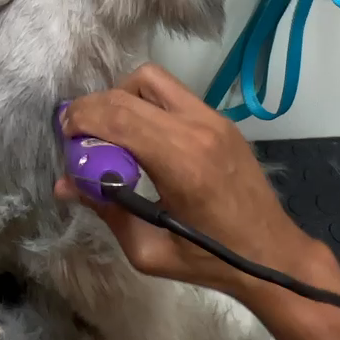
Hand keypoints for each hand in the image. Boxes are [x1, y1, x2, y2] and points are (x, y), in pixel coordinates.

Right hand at [56, 64, 315, 294]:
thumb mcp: (150, 251)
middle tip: (75, 130)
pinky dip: (143, 100)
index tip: (64, 135)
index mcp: (181, 164)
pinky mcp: (218, 117)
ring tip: (109, 127)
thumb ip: (105, 211)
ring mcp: (210, 118)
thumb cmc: (212, 261)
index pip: (118, 118)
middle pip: (126, 94)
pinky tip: (139, 130)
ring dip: (119, 96)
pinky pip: (170, 90)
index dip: (82, 119)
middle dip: (91, 106)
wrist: (276, 257)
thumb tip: (64, 185)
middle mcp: (196, 129)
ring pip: (149, 78)